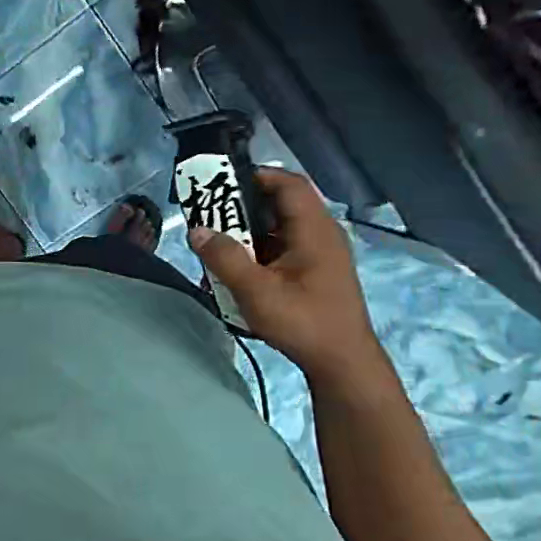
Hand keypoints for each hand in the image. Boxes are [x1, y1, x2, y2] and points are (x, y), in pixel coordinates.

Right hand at [188, 169, 387, 385]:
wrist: (343, 364)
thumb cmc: (303, 322)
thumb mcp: (256, 291)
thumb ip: (225, 258)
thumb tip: (197, 230)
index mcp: (314, 229)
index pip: (288, 183)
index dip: (256, 176)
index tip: (222, 183)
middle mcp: (322, 234)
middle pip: (281, 204)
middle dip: (244, 207)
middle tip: (211, 216)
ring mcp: (322, 254)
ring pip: (281, 228)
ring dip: (249, 233)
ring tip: (219, 245)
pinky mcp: (317, 273)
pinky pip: (285, 248)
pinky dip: (261, 251)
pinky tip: (240, 271)